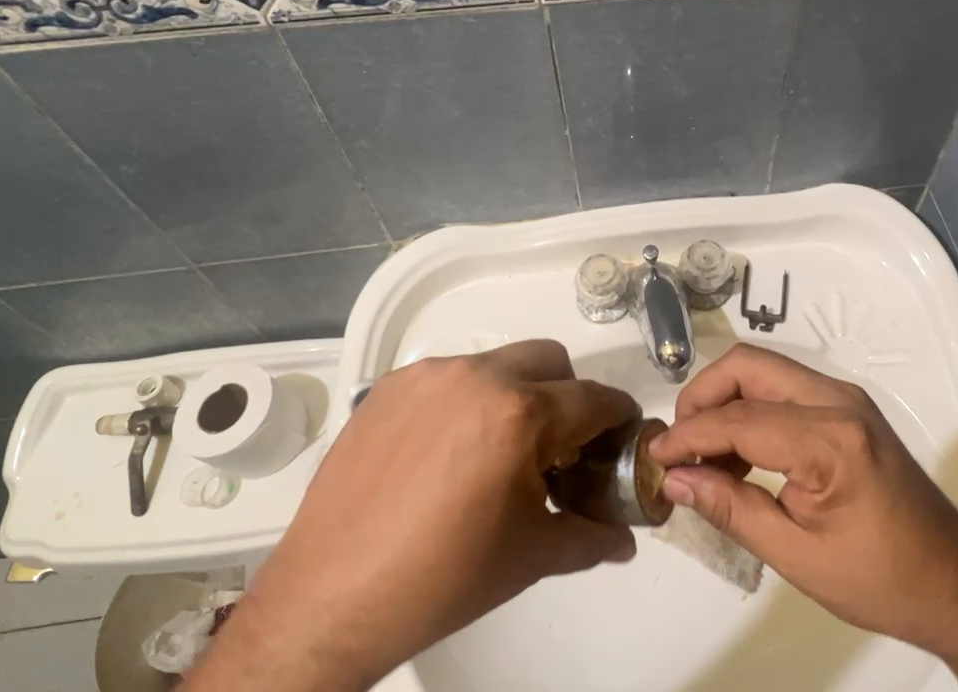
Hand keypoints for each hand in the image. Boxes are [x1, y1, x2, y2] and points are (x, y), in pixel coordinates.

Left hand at [186, 341, 639, 691]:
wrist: (332, 597)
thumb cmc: (444, 579)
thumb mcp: (532, 557)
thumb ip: (591, 537)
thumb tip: (625, 538)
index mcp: (520, 415)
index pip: (593, 398)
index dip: (617, 418)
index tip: (620, 438)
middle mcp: (476, 378)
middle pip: (548, 360)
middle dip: (567, 394)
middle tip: (558, 447)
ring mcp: (426, 378)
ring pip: (495, 365)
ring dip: (514, 396)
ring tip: (495, 455)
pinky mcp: (387, 389)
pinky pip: (447, 379)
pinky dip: (465, 403)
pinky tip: (446, 455)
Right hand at [648, 344, 957, 690]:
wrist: (955, 583)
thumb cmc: (880, 579)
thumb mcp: (798, 556)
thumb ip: (732, 510)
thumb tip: (674, 478)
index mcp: (830, 437)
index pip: (738, 419)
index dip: (688, 435)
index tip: (653, 457)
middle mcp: (839, 400)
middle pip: (750, 366)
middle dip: (703, 395)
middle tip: (678, 443)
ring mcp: (848, 400)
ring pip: (767, 372)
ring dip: (727, 402)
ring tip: (704, 459)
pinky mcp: (850, 411)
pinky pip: (786, 391)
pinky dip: (752, 411)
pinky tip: (740, 459)